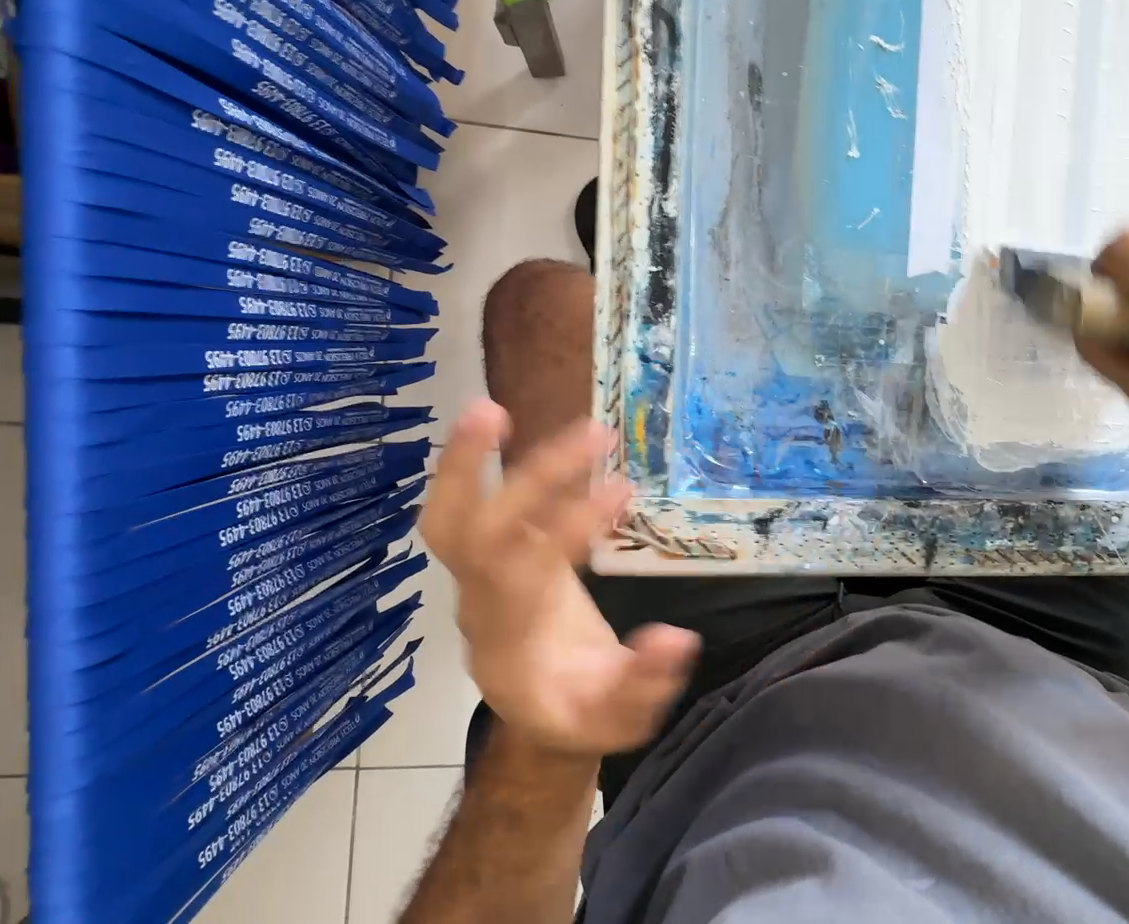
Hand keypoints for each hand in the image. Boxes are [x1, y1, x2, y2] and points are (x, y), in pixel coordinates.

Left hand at [421, 400, 699, 756]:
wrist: (540, 721)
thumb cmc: (582, 716)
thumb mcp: (621, 716)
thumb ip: (645, 682)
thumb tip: (677, 637)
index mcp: (512, 642)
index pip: (529, 574)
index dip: (572, 527)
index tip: (623, 491)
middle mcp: (483, 606)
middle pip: (475, 539)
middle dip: (521, 481)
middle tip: (584, 432)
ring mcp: (479, 582)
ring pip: (452, 521)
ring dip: (465, 464)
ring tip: (490, 407)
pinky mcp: (491, 561)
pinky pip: (467, 513)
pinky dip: (472, 468)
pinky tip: (497, 423)